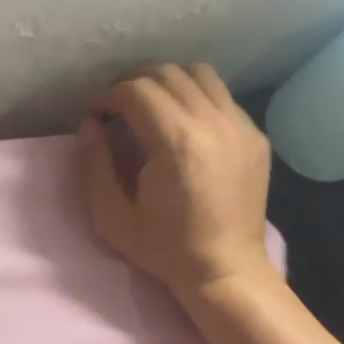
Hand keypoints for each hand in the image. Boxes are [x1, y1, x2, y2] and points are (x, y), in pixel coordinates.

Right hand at [77, 64, 274, 298]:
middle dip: (137, 85)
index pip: (137, 90)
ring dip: (170, 83)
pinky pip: (223, 98)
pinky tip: (186, 128)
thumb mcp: (114, 217)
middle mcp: (212, 122)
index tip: (99, 118)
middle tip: (121, 111)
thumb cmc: (164, 249)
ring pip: (200, 74)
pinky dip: (198, 100)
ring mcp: (240, 126)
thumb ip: (95, 166)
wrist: (224, 269)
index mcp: (175, 141)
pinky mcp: (254, 136)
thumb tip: (89, 125)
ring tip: (155, 109)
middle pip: (168, 73)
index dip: (110, 97)